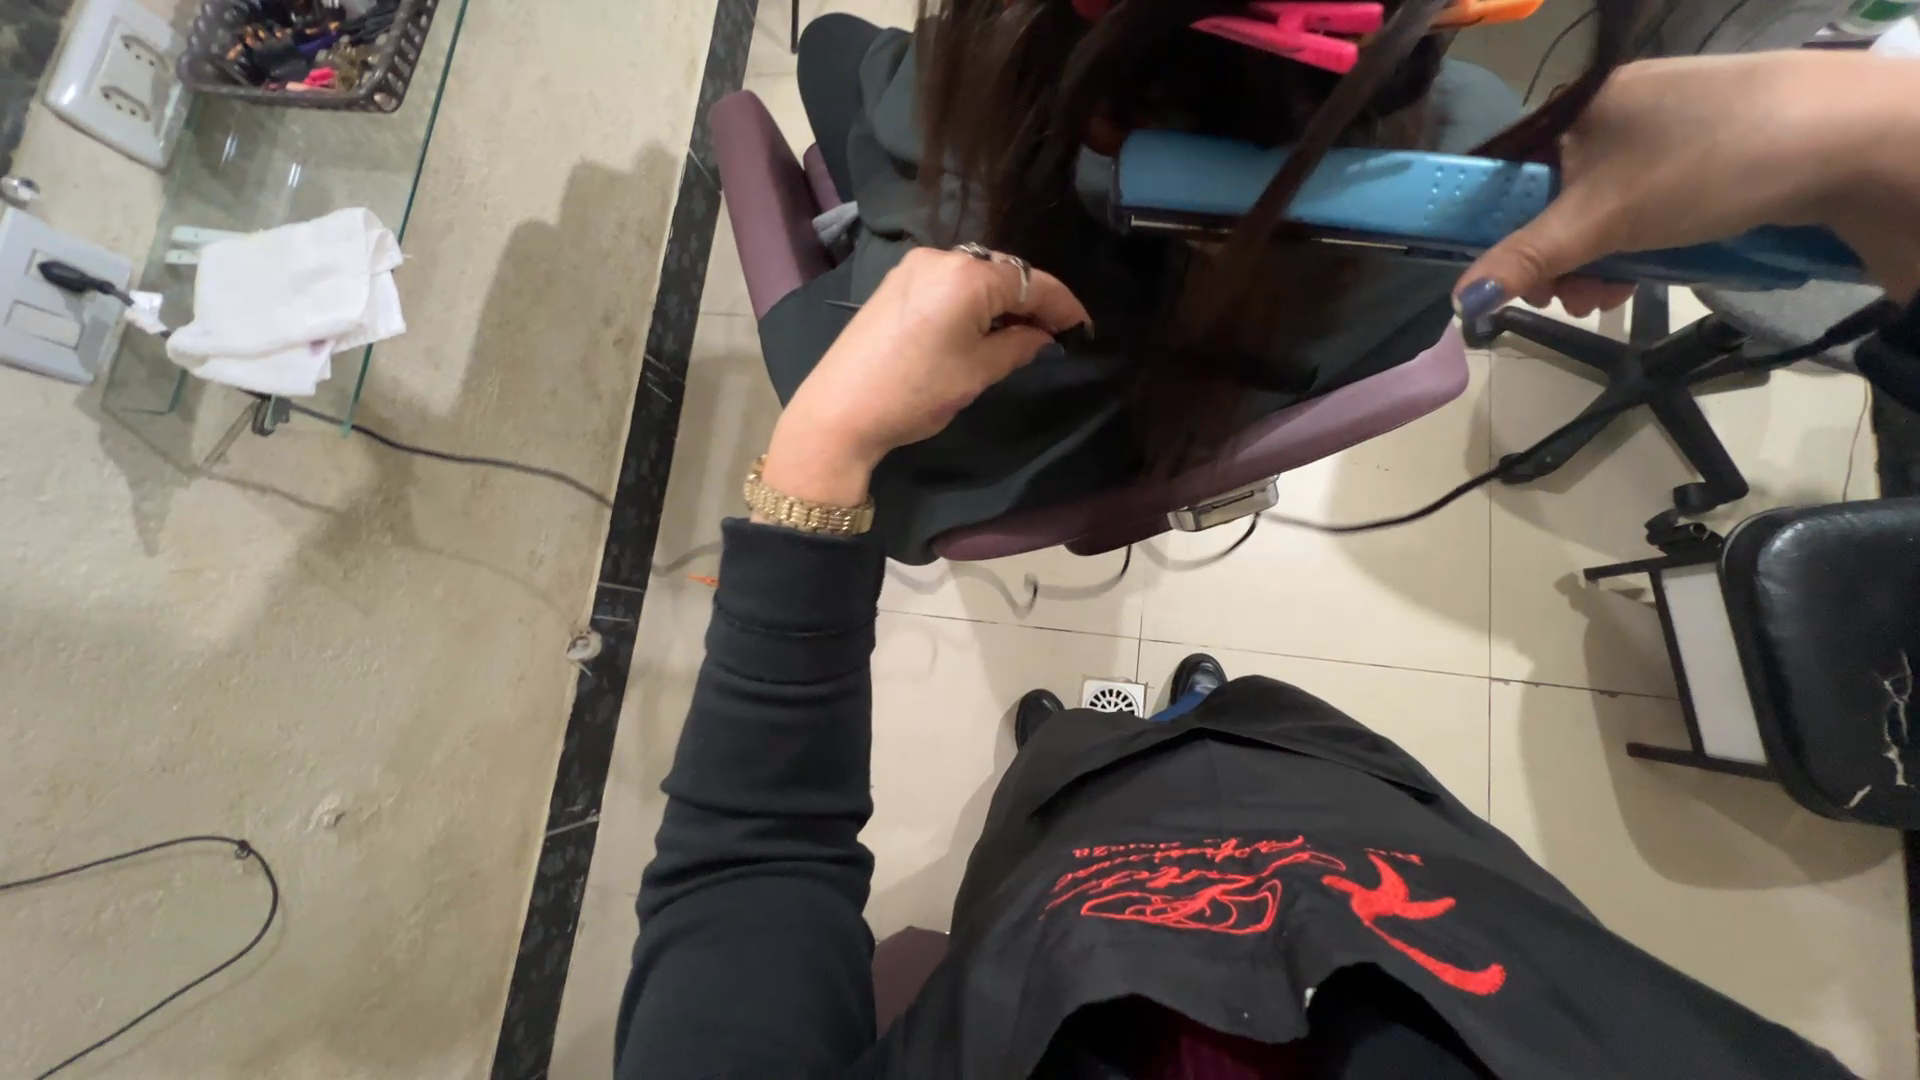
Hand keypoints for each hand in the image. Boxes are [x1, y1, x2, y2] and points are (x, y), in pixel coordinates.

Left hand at [760, 247, 1090, 508]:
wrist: (839, 411)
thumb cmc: (915, 393)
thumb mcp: (977, 373)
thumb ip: (1018, 346)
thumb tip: (1042, 335)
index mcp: (967, 275)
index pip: (1031, 281)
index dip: (1063, 305)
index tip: (1083, 328)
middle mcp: (940, 258)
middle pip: (1002, 272)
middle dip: (1031, 300)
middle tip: (1051, 334)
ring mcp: (912, 268)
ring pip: (975, 277)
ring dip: (1000, 301)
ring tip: (1018, 334)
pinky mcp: (895, 284)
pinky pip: (948, 284)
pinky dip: (971, 302)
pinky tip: (979, 327)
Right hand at [1455, 51, 1919, 320]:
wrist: (1864, 141)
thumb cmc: (1708, 165)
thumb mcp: (1600, 221)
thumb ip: (1521, 261)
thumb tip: (1458, 302)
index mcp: (1583, 107)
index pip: (1509, 177)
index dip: (1498, 233)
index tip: (1508, 278)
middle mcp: (1620, 111)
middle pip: (1552, 203)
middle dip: (1554, 262)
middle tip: (1571, 297)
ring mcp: (1668, 129)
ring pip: (1597, 211)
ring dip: (1592, 263)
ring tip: (1613, 294)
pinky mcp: (1709, 149)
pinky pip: (1641, 204)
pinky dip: (1634, 244)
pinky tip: (1647, 271)